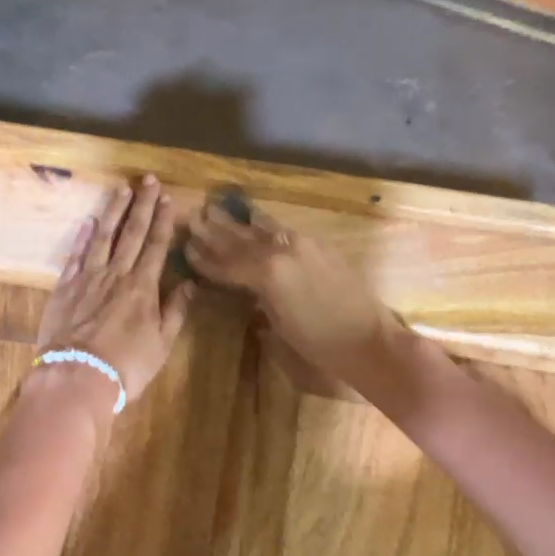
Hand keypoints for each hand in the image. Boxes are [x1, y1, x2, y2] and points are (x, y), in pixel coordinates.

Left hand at [36, 176, 194, 404]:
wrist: (78, 378)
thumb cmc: (127, 366)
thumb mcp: (162, 344)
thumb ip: (175, 311)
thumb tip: (188, 283)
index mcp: (143, 287)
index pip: (156, 245)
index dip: (163, 220)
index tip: (168, 198)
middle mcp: (116, 274)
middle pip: (131, 233)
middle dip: (142, 205)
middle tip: (148, 180)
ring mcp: (87, 278)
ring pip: (103, 237)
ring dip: (114, 212)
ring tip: (122, 190)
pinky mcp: (64, 288)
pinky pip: (75, 256)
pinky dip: (82, 237)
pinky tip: (89, 222)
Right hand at [185, 203, 404, 385]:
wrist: (369, 340)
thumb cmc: (320, 346)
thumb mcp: (280, 327)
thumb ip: (260, 301)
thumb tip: (250, 294)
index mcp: (267, 273)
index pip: (227, 264)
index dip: (205, 258)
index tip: (185, 248)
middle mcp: (282, 251)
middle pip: (241, 239)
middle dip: (215, 231)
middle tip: (192, 217)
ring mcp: (303, 245)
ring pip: (263, 229)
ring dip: (238, 223)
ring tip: (217, 209)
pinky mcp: (320, 247)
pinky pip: (284, 231)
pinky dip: (265, 227)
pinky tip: (258, 221)